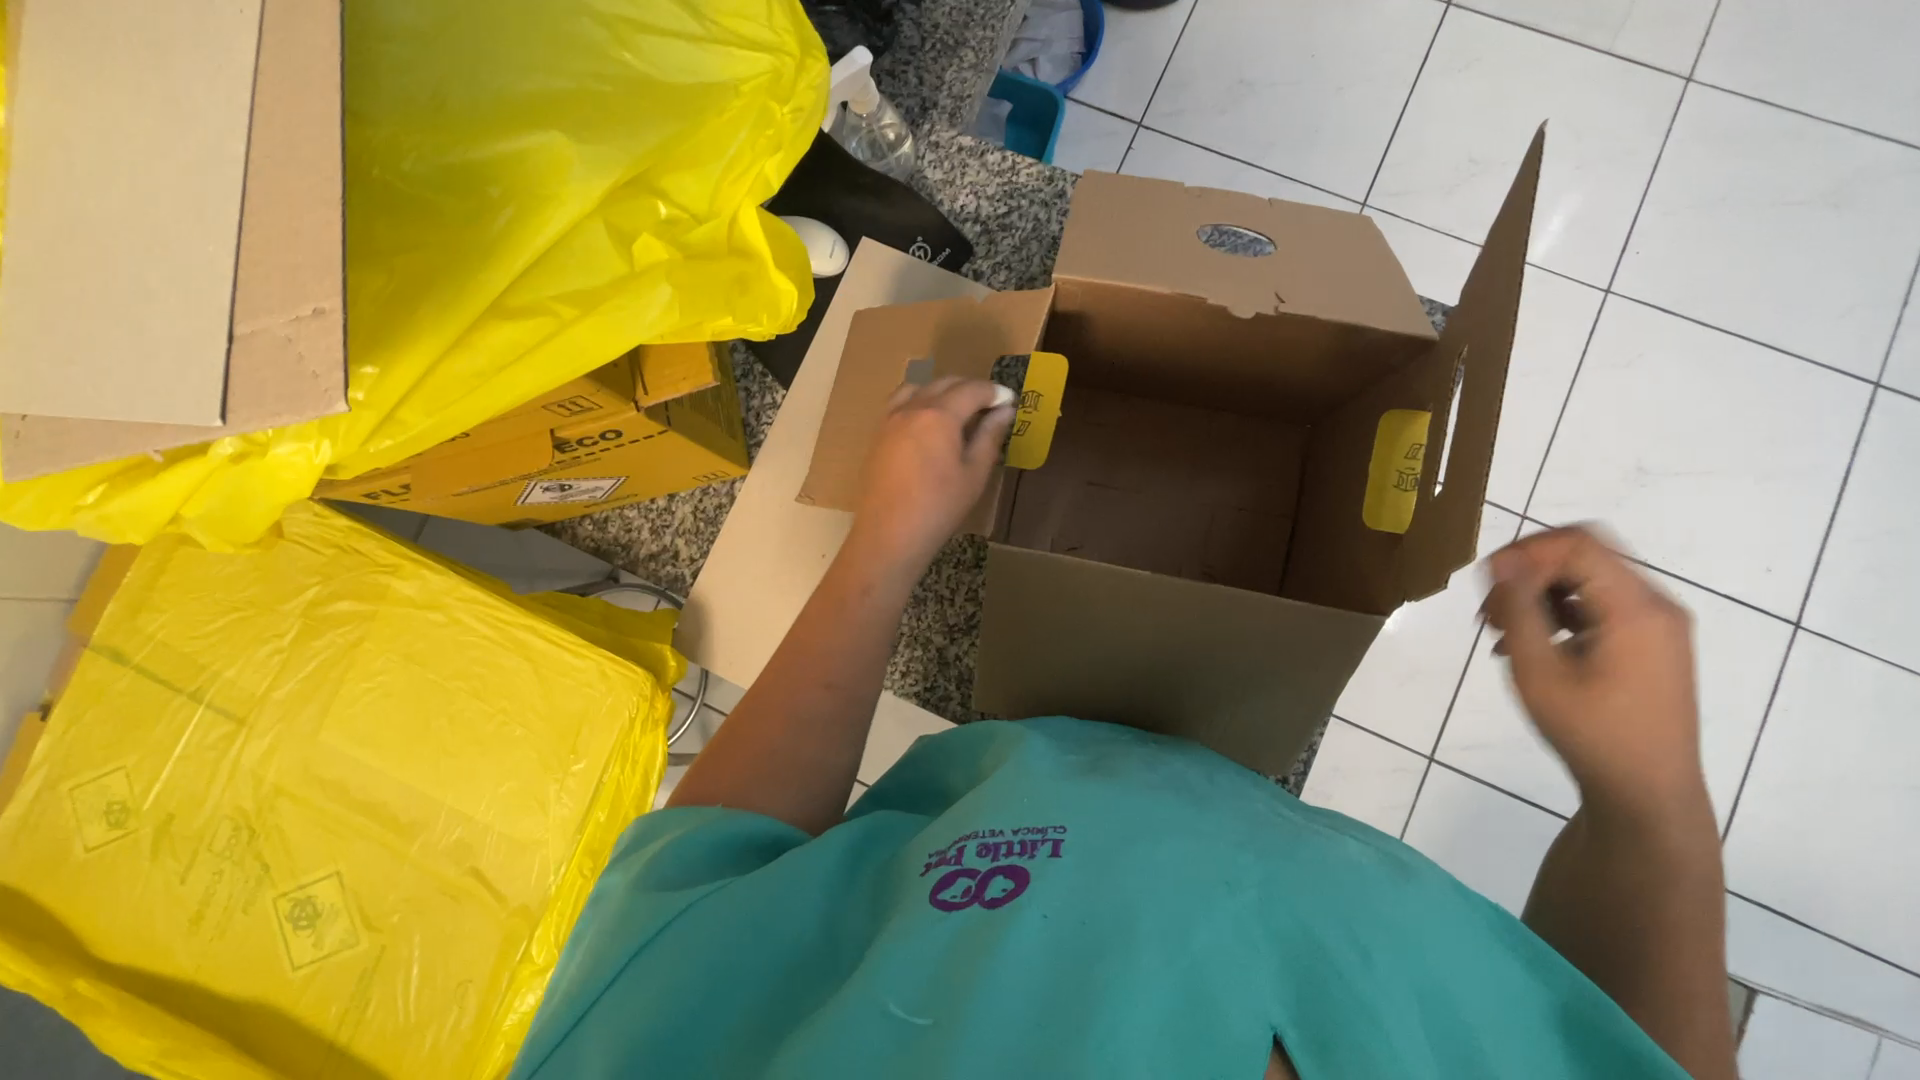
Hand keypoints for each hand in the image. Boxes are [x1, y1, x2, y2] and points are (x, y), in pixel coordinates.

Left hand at [849, 376, 1012, 570]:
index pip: (973, 389)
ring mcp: (890, 419)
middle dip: (970, 389)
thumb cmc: (939, 507)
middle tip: (988, 407)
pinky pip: (899, 403)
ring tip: (956, 412)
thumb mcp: (974, 474)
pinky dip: (918, 401)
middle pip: (945, 383)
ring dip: (942, 391)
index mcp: (940, 415)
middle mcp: (912, 408)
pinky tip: (926, 424)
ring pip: (919, 388)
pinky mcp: (877, 435)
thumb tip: (1004, 411)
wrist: (889, 534)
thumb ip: (989, 437)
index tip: (1009, 401)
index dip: (995, 392)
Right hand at [1483, 526, 1708, 816]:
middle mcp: (1656, 606)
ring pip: (1587, 581)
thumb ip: (1519, 610)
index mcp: (1636, 607)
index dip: (1524, 552)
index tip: (1485, 584)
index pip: (1577, 543)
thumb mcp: (1539, 671)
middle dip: (1526, 573)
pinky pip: (1598, 606)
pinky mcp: (1649, 644)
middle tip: (1487, 611)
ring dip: (1537, 595)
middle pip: (1583, 556)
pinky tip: (1527, 646)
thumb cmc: (1590, 732)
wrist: (1646, 792)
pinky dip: (1557, 614)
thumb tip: (1501, 561)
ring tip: (1499, 632)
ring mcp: (1657, 626)